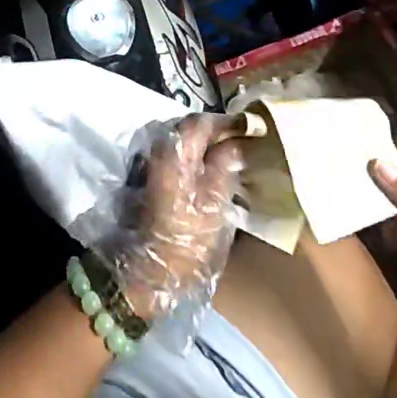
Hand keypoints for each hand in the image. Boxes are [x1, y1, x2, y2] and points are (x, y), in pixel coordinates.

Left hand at [109, 114, 246, 323]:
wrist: (142, 276)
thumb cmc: (183, 241)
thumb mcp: (214, 204)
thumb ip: (225, 166)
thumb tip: (237, 142)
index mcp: (173, 152)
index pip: (202, 121)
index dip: (229, 122)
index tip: (254, 127)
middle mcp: (156, 150)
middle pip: (190, 129)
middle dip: (218, 132)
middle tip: (245, 140)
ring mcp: (149, 164)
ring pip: (182, 143)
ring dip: (206, 146)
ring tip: (232, 155)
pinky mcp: (147, 180)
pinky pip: (176, 157)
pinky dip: (194, 158)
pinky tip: (211, 171)